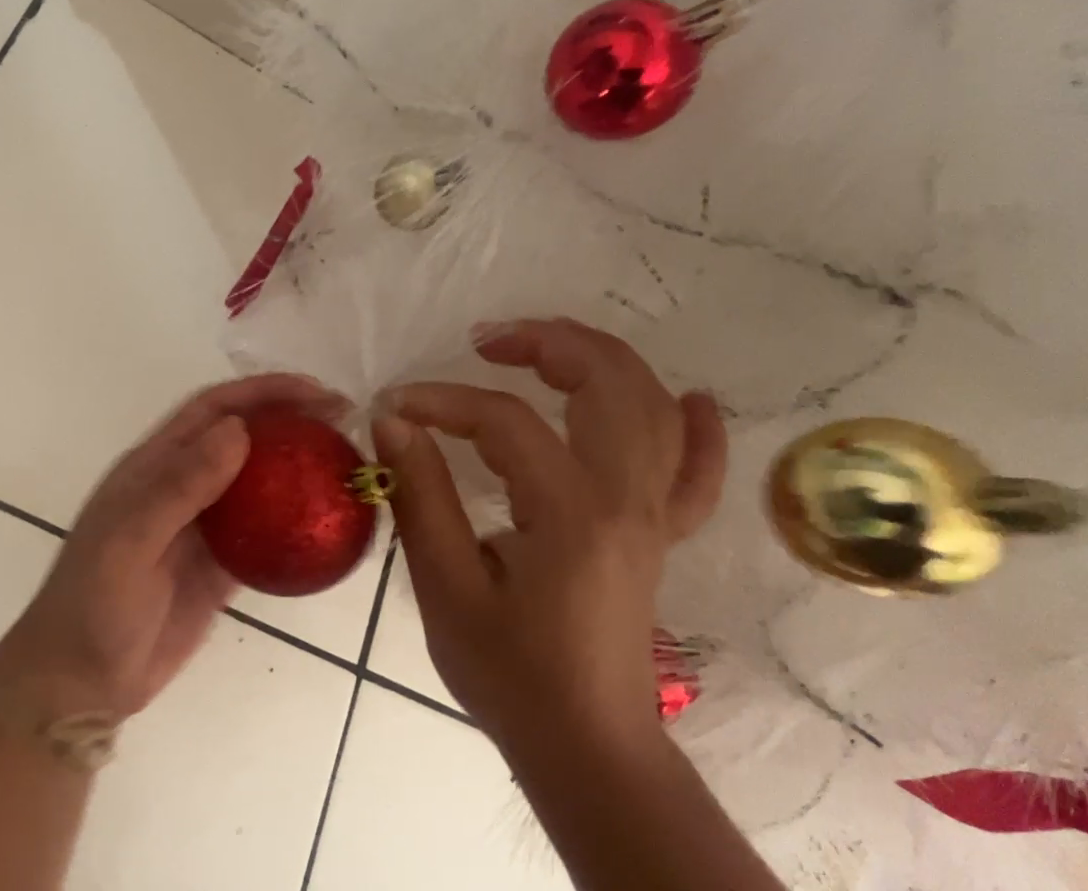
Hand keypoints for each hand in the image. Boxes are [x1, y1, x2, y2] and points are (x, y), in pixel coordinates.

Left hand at [0, 374, 349, 720]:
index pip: (212, 410)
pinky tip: (332, 527)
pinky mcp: (220, 569)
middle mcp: (180, 488)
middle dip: (290, 422)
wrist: (82, 682)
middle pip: (242, 440)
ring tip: (348, 467)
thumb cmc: (94, 605)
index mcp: (153, 467)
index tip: (316, 392)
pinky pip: (266, 538)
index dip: (262, 392)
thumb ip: (178, 487)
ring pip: (258, 485)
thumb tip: (238, 430)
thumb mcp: (129, 541)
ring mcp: (202, 529)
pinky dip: (297, 527)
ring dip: (299, 471)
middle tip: (347, 425)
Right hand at [371, 319, 726, 746]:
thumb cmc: (508, 673)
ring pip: (652, 407)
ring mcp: (654, 514)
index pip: (505, 421)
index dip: (442, 402)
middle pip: (609, 382)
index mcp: (573, 511)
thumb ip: (422, 497)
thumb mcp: (447, 587)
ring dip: (601, 360)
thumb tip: (393, 422)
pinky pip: (696, 471)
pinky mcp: (660, 535)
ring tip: (542, 348)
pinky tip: (690, 399)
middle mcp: (628, 498)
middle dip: (545, 343)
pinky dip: (696, 429)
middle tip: (484, 342)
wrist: (585, 744)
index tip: (391, 409)